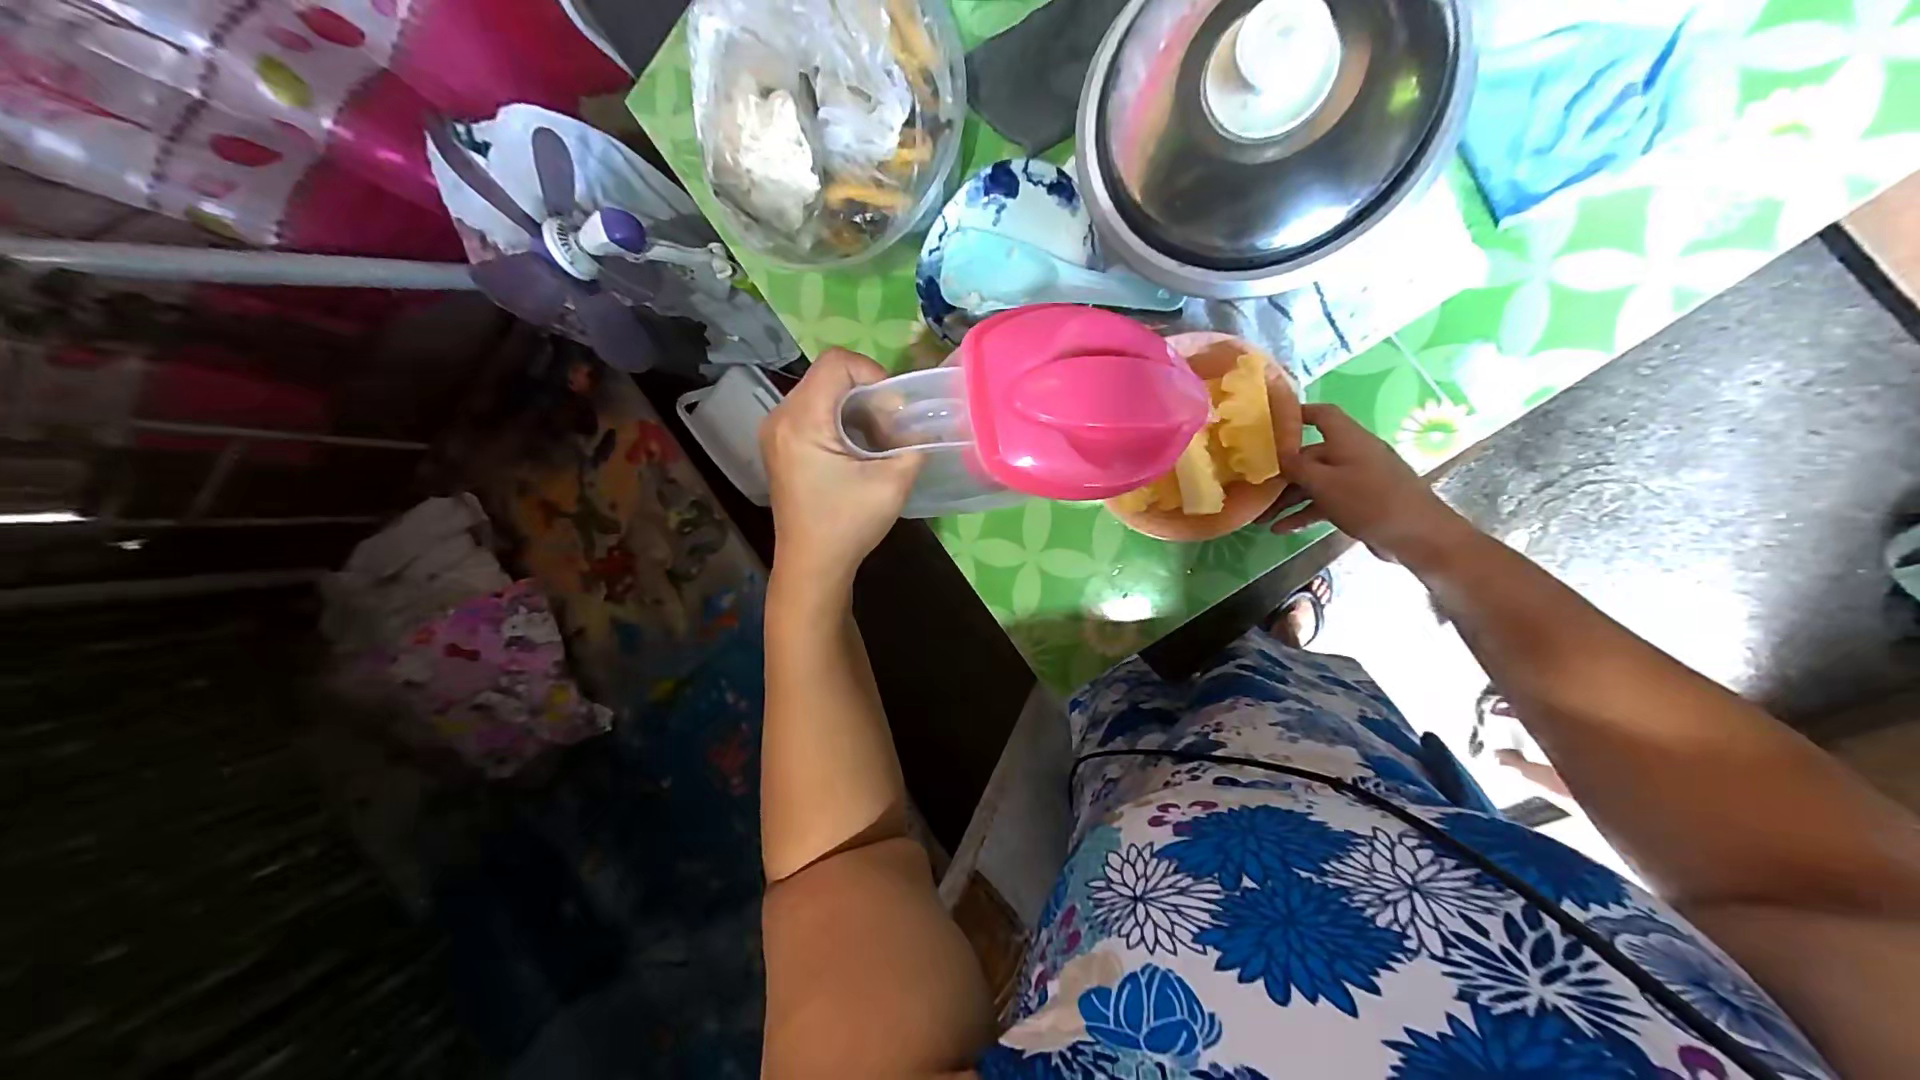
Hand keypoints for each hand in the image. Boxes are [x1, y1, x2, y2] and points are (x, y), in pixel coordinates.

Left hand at [761, 348, 921, 590]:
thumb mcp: (892, 484)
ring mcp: (776, 431)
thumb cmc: (847, 525)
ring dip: (857, 409)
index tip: (894, 410)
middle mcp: (780, 417)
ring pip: (823, 393)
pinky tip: (859, 452)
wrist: (811, 566)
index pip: (837, 363)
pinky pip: (814, 412)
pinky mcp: (781, 444)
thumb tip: (922, 426)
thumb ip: (914, 446)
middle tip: (891, 430)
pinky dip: (842, 421)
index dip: (874, 374)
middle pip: (829, 376)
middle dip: (868, 395)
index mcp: (802, 420)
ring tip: (878, 443)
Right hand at [1265, 403, 1473, 562]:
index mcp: (1347, 440)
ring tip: (1261, 519)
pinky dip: (1304, 513)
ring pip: (1314, 483)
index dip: (1296, 414)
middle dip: (1280, 474)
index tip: (1269, 422)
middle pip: (1309, 456)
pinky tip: (1281, 530)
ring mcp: (1357, 479)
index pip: (1321, 415)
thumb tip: (1276, 455)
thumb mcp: (1324, 482)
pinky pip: (1325, 501)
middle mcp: (1352, 454)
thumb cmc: (1368, 500)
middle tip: (1253, 490)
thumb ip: (1296, 467)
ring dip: (1287, 499)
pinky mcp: (1359, 501)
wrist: (1417, 534)